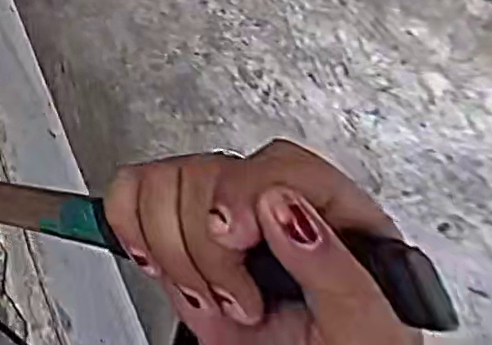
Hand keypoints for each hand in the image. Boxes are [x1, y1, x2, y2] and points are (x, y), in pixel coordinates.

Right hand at [103, 140, 418, 344]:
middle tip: (239, 302)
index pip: (281, 163)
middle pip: (206, 171)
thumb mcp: (365, 339)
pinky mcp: (165, 209)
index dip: (242, 192)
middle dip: (208, 250)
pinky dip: (130, 225)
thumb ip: (340, 277)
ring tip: (209, 295)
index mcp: (335, 215)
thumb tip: (287, 207)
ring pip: (159, 179)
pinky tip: (159, 263)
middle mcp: (267, 196)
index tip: (228, 236)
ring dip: (172, 251)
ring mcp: (210, 200)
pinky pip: (126, 186)